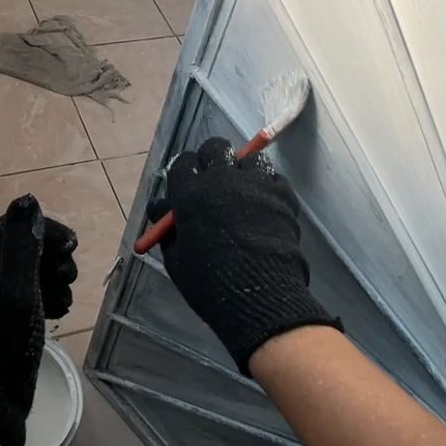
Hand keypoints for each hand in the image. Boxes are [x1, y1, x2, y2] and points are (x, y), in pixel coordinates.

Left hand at [0, 195, 77, 445]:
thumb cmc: (4, 341)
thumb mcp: (16, 287)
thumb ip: (22, 243)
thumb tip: (27, 200)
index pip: (13, 225)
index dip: (45, 229)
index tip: (72, 245)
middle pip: (24, 247)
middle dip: (52, 256)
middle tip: (71, 275)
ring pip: (31, 271)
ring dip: (54, 278)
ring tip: (65, 299)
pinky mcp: (4, 318)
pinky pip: (31, 294)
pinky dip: (48, 297)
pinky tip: (59, 312)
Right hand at [145, 137, 338, 373]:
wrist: (259, 297)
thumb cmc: (209, 283)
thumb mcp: (176, 257)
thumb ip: (168, 227)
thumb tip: (163, 208)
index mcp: (190, 193)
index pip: (183, 162)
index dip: (186, 171)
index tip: (189, 182)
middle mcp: (221, 180)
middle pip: (216, 148)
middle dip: (213, 158)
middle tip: (216, 178)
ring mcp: (254, 184)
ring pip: (249, 157)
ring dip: (244, 169)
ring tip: (245, 191)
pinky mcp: (282, 195)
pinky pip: (274, 178)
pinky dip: (269, 187)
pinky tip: (266, 206)